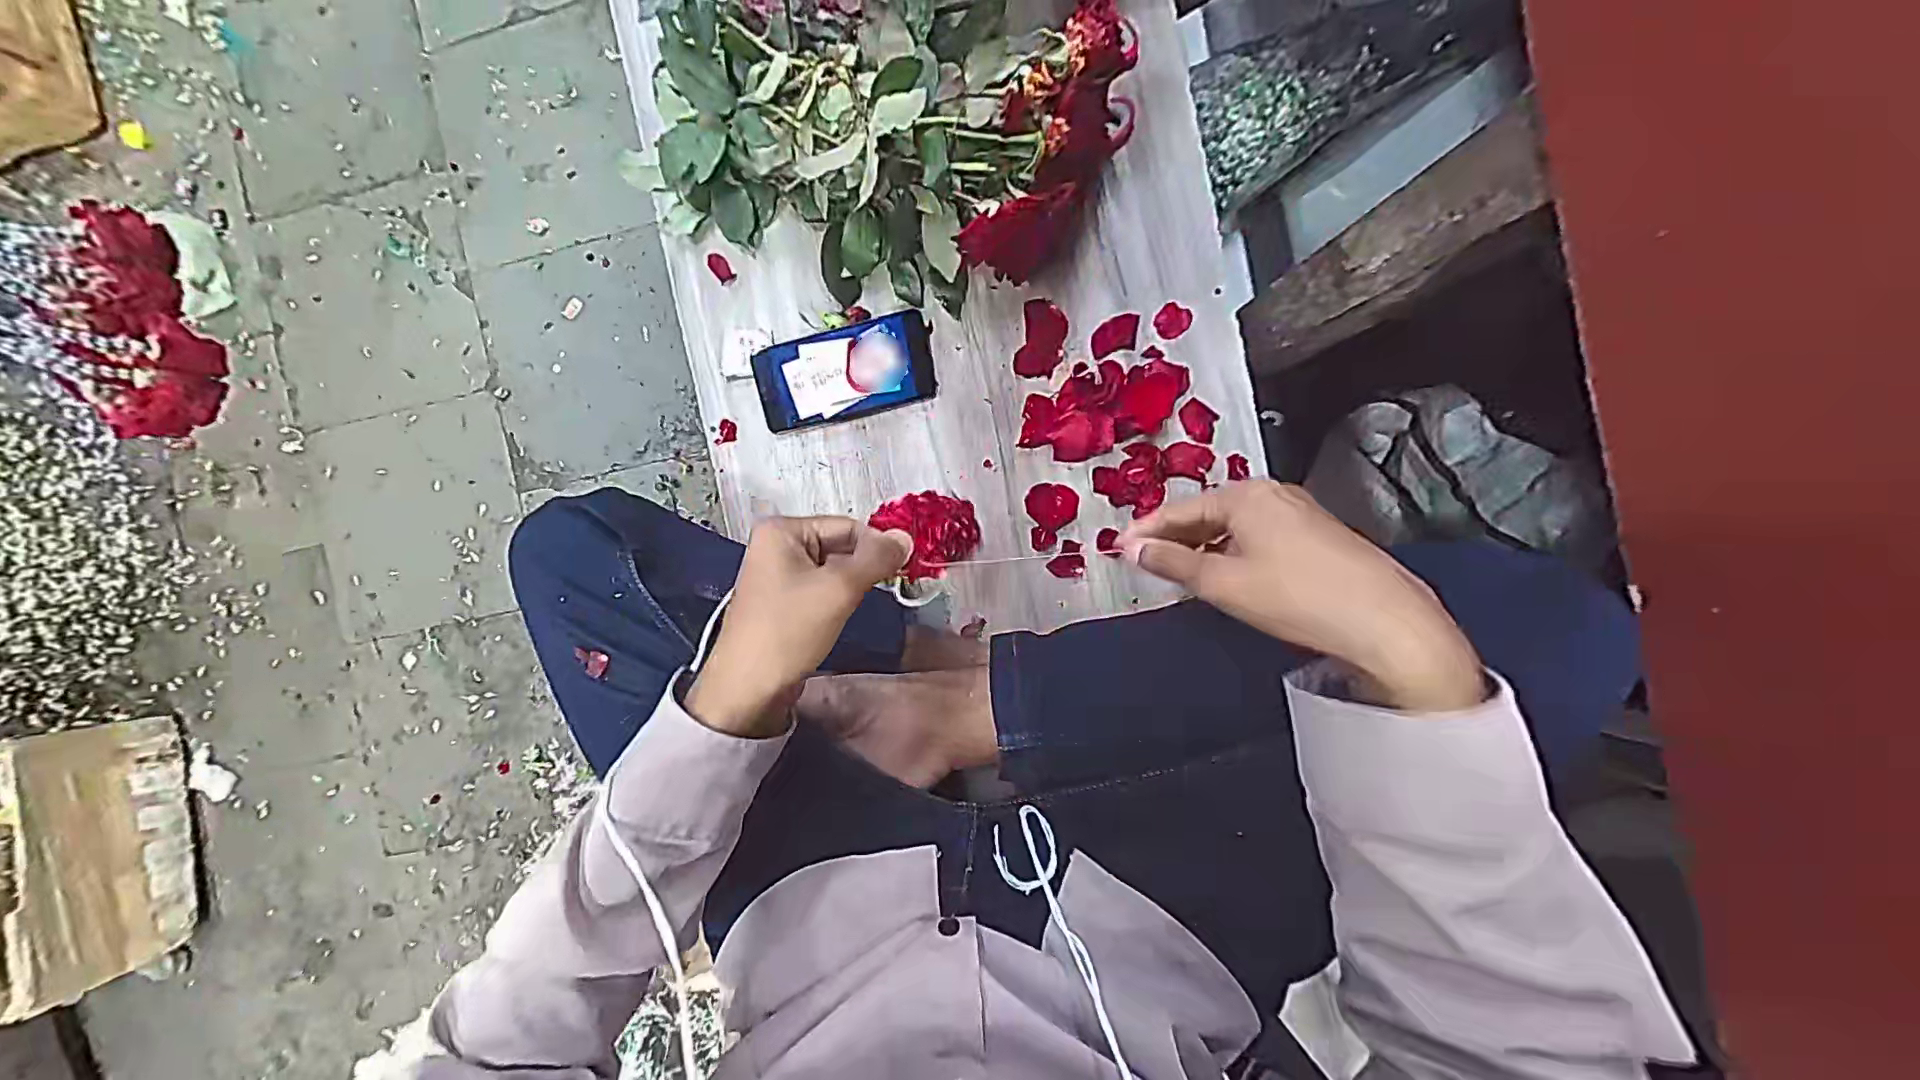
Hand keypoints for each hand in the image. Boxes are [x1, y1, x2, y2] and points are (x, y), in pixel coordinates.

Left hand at [685, 517, 910, 736]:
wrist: (749, 688)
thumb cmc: (788, 631)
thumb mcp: (840, 588)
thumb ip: (876, 559)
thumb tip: (905, 538)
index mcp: (781, 530)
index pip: (848, 526)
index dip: (875, 548)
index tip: (897, 572)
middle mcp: (776, 545)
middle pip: (841, 545)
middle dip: (862, 568)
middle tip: (878, 591)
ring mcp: (778, 574)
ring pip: (834, 569)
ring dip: (851, 585)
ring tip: (852, 606)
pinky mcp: (782, 600)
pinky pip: (821, 588)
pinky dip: (837, 598)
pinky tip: (838, 616)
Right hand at [1120, 480, 1484, 711]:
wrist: (1385, 623)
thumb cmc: (1297, 597)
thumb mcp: (1222, 582)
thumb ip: (1172, 562)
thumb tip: (1134, 549)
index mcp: (1246, 495)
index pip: (1180, 509)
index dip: (1146, 530)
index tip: (1119, 547)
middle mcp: (1273, 494)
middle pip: (1207, 513)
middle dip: (1174, 537)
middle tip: (1145, 562)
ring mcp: (1298, 512)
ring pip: (1233, 526)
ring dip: (1202, 547)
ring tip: (1179, 573)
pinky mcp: (1315, 534)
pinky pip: (1257, 536)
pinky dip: (1231, 552)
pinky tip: (1224, 575)